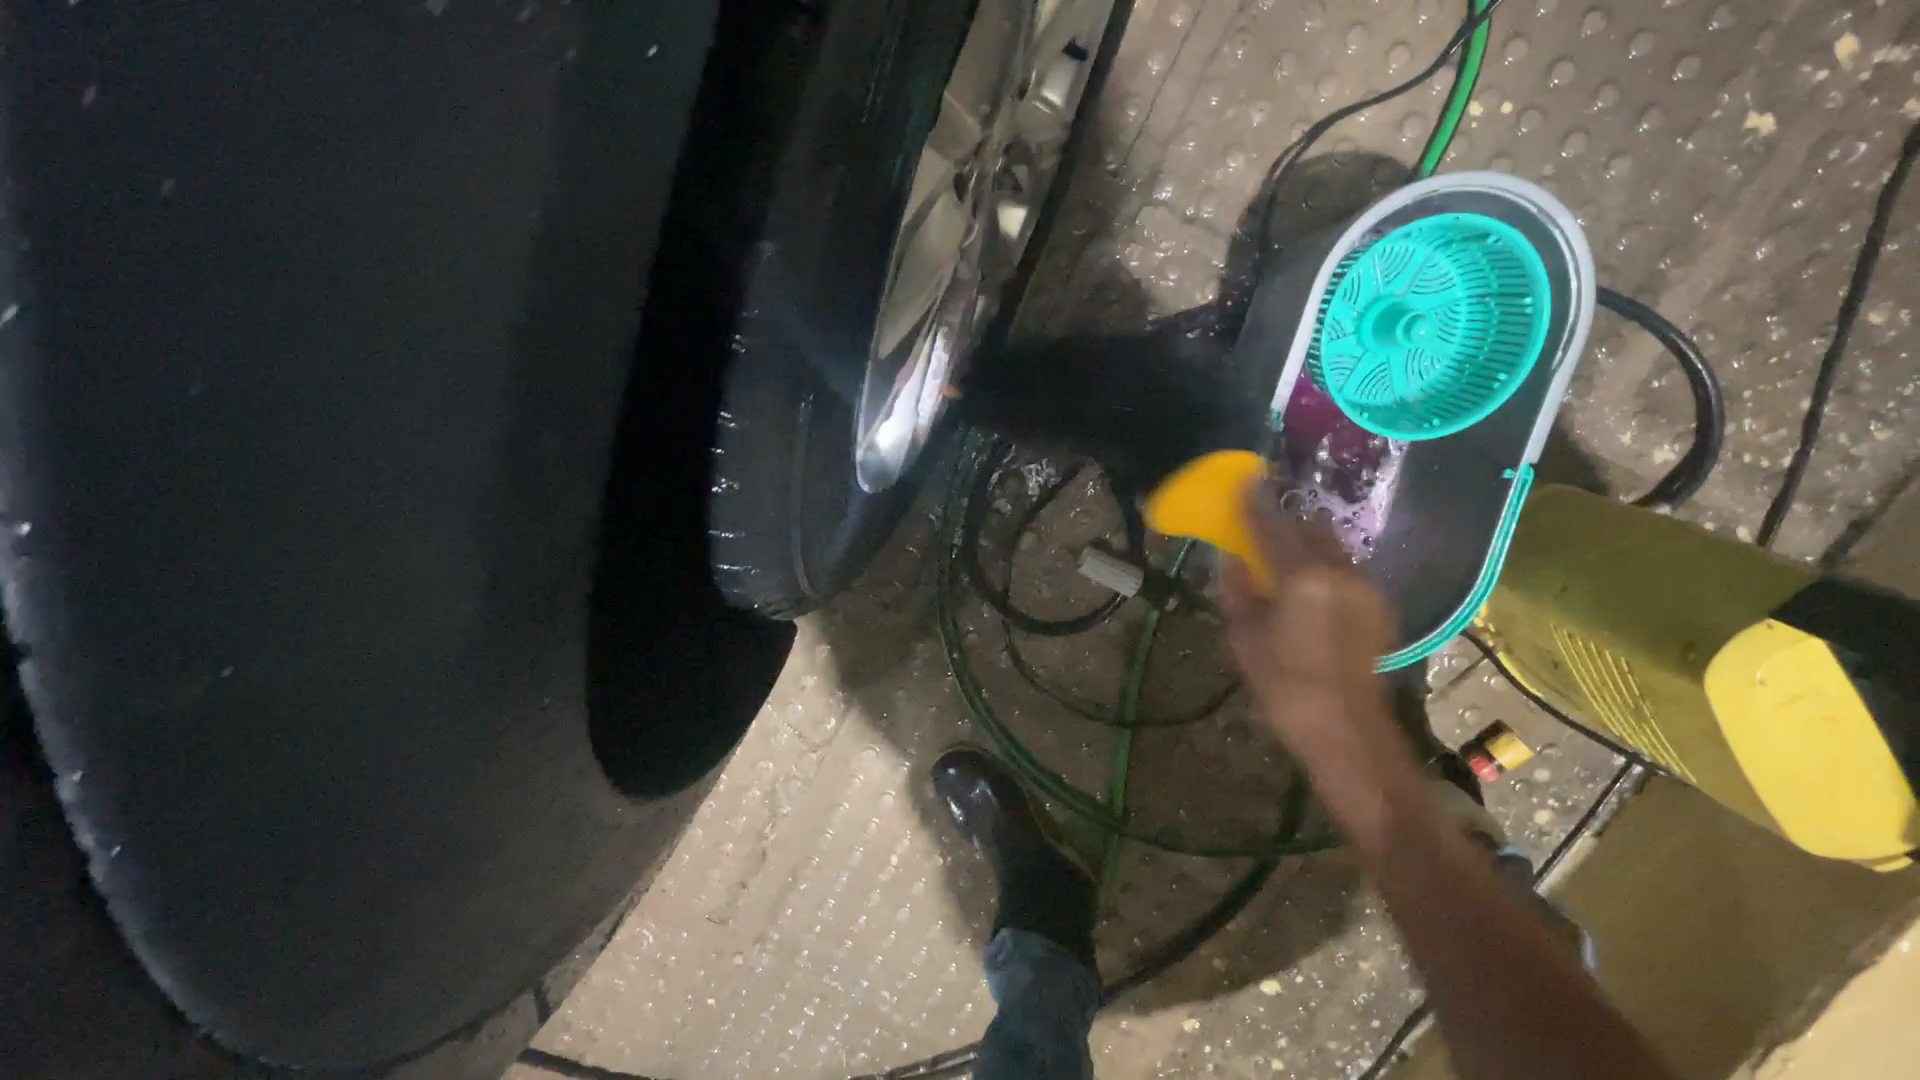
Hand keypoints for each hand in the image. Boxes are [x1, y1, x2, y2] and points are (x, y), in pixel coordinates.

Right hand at [1218, 478, 1416, 862]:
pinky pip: (1346, 570)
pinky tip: (1311, 593)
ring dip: (1308, 545)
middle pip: (1311, 526)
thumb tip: (1233, 558)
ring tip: (1286, 563)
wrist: (1346, 731)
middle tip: (1263, 528)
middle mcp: (1339, 571)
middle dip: (1287, 521)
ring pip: (1333, 546)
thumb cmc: (1283, 689)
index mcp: (1301, 578)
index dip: (1256, 501)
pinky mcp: (1379, 604)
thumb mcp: (1243, 639)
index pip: (1273, 524)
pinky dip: (1326, 568)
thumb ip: (1237, 589)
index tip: (1245, 481)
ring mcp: (1365, 586)